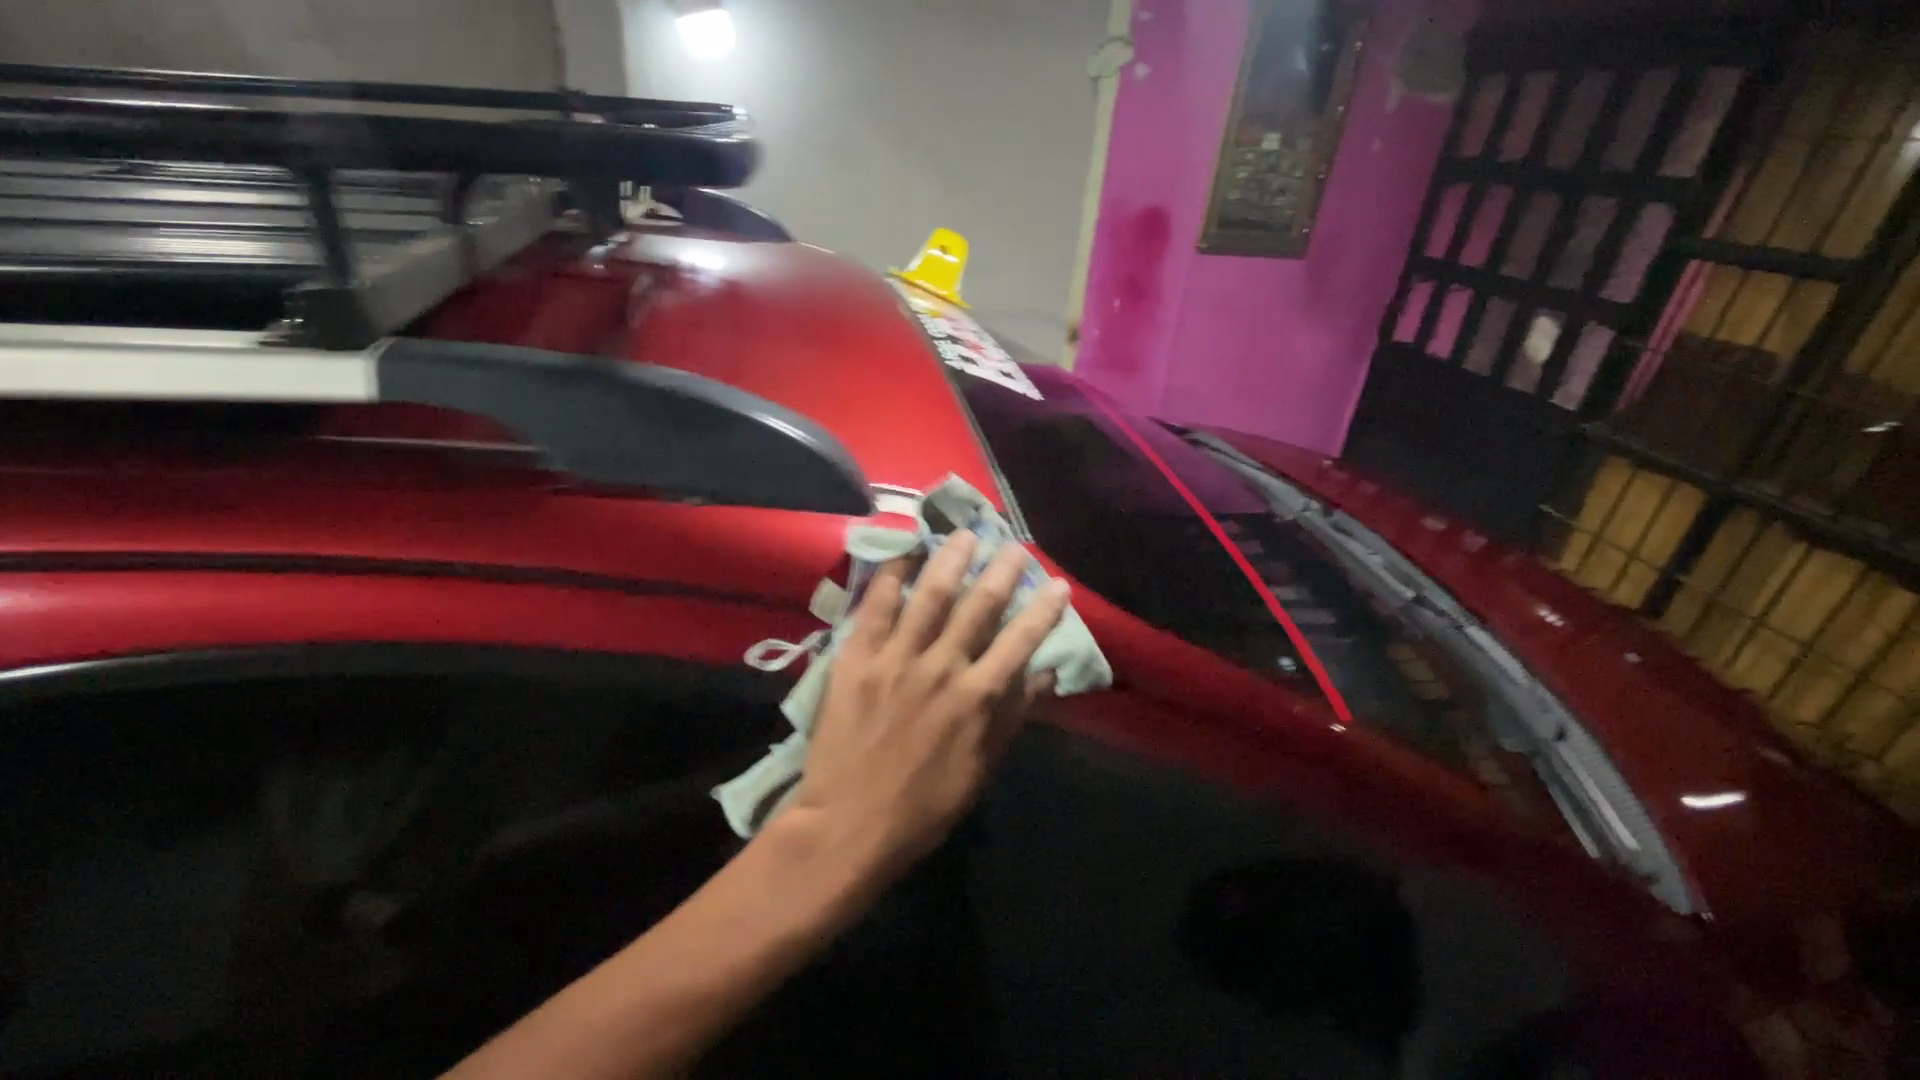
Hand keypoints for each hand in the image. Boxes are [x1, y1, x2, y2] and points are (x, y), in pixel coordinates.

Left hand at [789, 532, 1069, 879]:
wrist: (849, 823)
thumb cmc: (922, 806)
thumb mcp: (981, 768)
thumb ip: (1013, 716)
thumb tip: (1046, 674)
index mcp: (977, 697)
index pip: (1021, 640)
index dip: (1044, 610)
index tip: (1059, 584)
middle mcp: (942, 666)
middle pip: (979, 605)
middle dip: (1001, 571)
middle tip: (1013, 546)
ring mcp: (896, 658)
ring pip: (930, 594)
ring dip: (951, 559)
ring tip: (965, 534)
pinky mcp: (857, 657)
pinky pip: (876, 606)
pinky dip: (891, 575)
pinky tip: (903, 552)